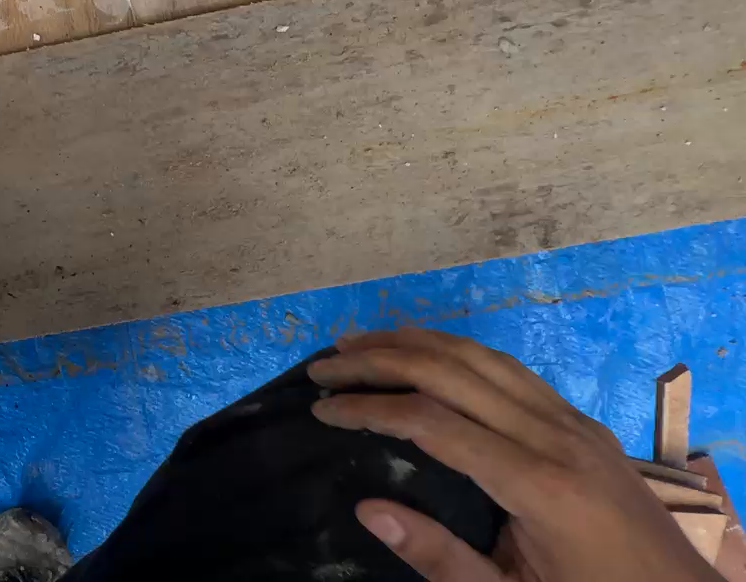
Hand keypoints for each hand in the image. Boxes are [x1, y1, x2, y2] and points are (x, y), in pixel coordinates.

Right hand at [308, 327, 721, 581]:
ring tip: (354, 345)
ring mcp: (574, 423)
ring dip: (405, 341)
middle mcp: (556, 439)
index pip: (427, 420)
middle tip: (320, 368)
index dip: (363, 408)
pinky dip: (448, 347)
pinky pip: (504, 364)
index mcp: (540, 486)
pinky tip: (419, 353)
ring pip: (473, 353)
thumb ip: (442, 560)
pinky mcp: (581, 421)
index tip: (318, 410)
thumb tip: (365, 508)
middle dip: (371, 362)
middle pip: (444, 371)